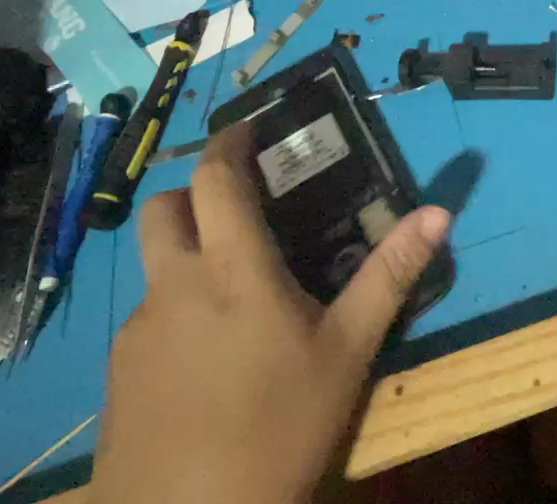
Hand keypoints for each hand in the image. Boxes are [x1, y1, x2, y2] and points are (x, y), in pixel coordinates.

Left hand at [92, 124, 450, 503]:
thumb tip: (438, 211)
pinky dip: (176, 311)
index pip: (213, 180)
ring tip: (234, 295)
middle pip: (162, 209)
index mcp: (232, 270)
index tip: (247, 128)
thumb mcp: (349, 352)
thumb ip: (390, 275)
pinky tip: (208, 361)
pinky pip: (147, 319)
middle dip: (194, 192)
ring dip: (186, 255)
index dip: (226, 143)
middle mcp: (174, 287)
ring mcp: (138, 333)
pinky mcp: (117, 376)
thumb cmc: (279, 429)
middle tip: (238, 208)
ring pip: (154, 268)